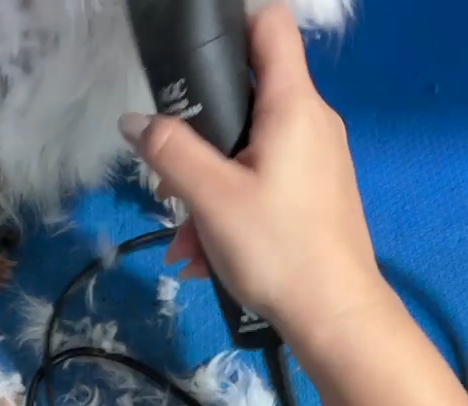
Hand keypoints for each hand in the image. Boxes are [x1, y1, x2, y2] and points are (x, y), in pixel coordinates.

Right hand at [121, 3, 388, 340]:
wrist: (333, 315)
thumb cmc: (277, 248)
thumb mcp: (212, 199)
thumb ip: (170, 152)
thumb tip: (133, 121)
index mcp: (292, 105)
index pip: (269, 26)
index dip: (230, 29)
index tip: (192, 67)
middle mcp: (311, 124)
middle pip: (247, 103)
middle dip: (200, 141)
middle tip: (170, 181)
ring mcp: (317, 165)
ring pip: (249, 158)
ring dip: (207, 195)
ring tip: (184, 243)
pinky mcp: (315, 201)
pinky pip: (264, 190)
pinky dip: (232, 215)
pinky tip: (207, 259)